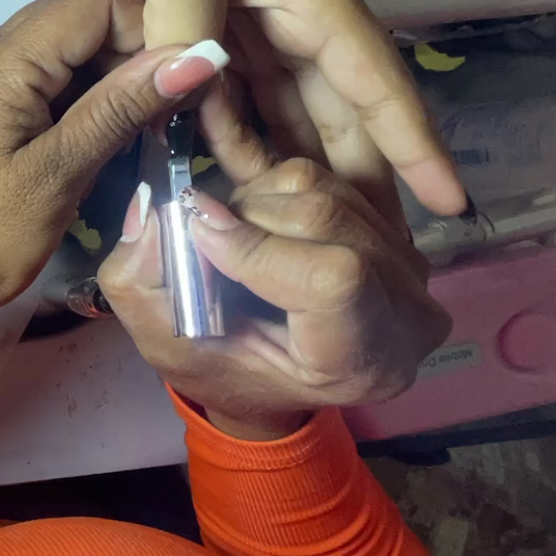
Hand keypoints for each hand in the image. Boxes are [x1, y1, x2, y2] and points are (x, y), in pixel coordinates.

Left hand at [0, 0, 218, 377]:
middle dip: (132, 49)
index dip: (148, 25)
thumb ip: (123, 107)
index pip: (91, 1)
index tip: (187, 75)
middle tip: (173, 103)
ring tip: (146, 121)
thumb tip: (202, 55)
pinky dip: (81, 93)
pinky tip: (108, 128)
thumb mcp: (60, 174)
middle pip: (77, 17)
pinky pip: (42, 75)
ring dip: (110, 74)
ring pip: (63, 46)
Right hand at [96, 87, 450, 439]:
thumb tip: (158, 204)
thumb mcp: (158, 337)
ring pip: (324, 190)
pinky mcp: (398, 234)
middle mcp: (408, 316)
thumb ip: (143, 274)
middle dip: (243, 218)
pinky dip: (275, 191)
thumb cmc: (214, 369)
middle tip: (204, 243)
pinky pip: (331, 180)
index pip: (331, 279)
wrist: (263, 375)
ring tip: (232, 240)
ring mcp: (412, 270)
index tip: (194, 232)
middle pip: (324, 219)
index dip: (253, 246)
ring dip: (256, 202)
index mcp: (358, 363)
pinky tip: (260, 227)